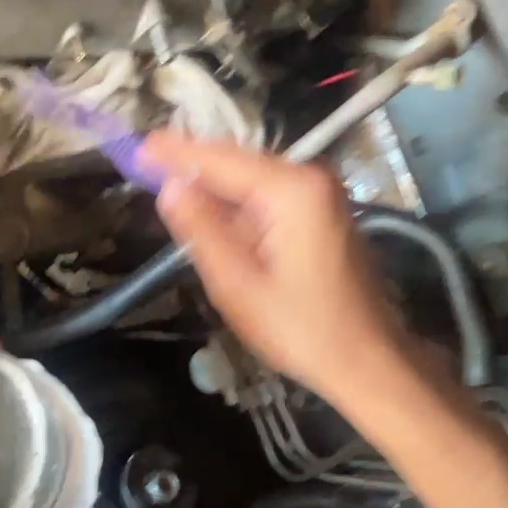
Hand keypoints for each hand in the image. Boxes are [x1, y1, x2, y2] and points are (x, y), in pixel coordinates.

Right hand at [144, 131, 409, 390]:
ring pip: (250, 177)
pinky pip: (267, 193)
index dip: (175, 153)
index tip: (138, 147)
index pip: (219, 158)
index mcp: (290, 190)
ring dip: (212, 183)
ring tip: (167, 181)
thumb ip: (200, 229)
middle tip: (145, 163)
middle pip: (237, 161)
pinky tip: (210, 209)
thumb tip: (169, 187)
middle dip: (192, 163)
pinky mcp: (321, 210)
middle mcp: (309, 178)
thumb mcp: (237, 284)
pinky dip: (235, 199)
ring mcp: (320, 193)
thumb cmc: (300, 329)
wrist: (368, 361)